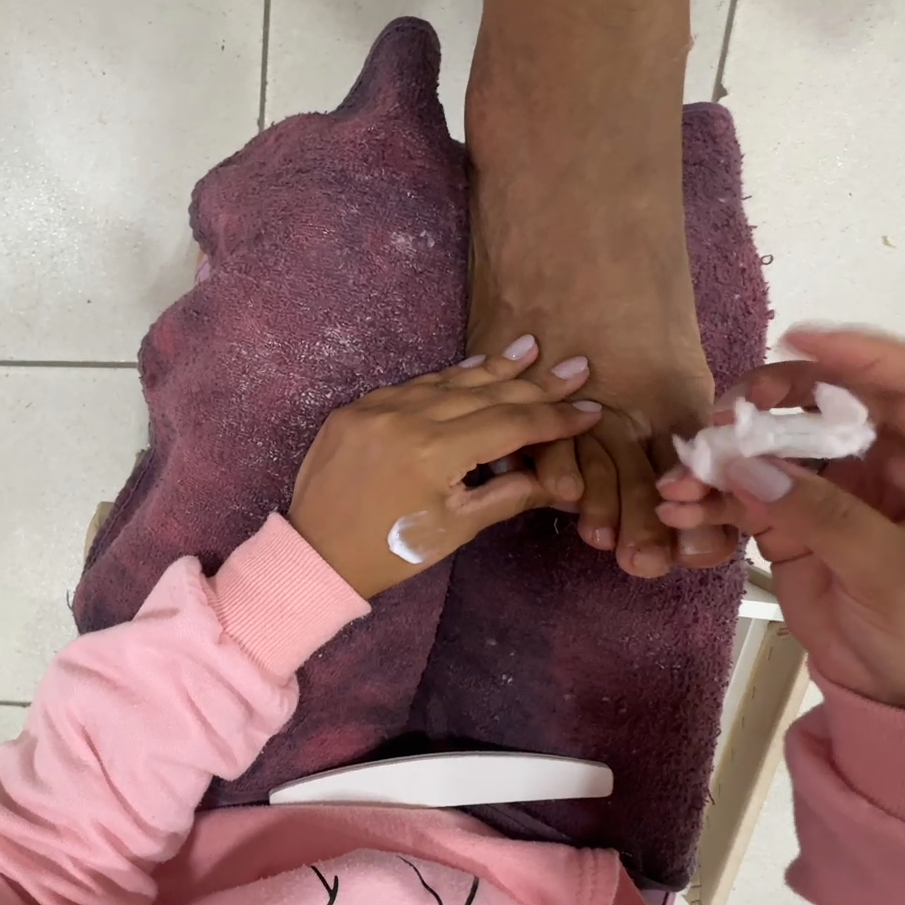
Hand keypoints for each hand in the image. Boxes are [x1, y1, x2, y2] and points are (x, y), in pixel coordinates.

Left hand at [288, 341, 601, 598]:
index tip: (589, 409)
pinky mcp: (351, 410)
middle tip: (574, 367)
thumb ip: (511, 494)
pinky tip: (470, 367)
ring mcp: (373, 408)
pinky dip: (442, 379)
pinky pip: (407, 387)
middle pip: (482, 393)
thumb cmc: (390, 551)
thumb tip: (562, 477)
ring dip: (489, 369)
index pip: (510, 423)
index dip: (554, 418)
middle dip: (532, 383)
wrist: (316, 554)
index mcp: (433, 451)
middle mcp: (403, 417)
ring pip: (444, 381)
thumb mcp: (456, 527)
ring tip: (528, 349)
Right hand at [656, 327, 904, 724]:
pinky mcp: (789, 530)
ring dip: (717, 461)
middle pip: (823, 409)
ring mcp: (833, 499)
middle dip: (763, 406)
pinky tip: (678, 512)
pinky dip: (705, 501)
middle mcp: (888, 471)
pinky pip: (739, 499)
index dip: (862, 355)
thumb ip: (826, 519)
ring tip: (675, 484)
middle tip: (714, 421)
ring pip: (768, 453)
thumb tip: (746, 467)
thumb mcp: (903, 578)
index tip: (796, 334)